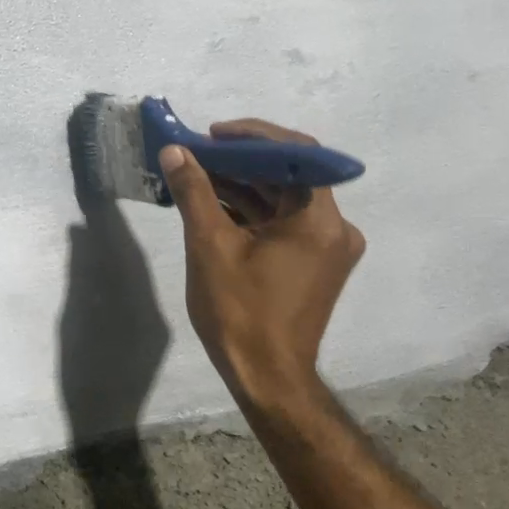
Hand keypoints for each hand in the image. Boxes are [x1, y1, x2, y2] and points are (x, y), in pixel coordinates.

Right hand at [160, 119, 365, 407]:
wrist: (266, 374)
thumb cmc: (239, 310)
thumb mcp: (209, 245)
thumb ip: (194, 192)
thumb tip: (175, 152)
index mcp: (319, 220)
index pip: (297, 153)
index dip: (253, 136)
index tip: (211, 133)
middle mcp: (334, 228)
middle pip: (289, 175)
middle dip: (240, 160)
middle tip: (193, 153)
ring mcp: (325, 248)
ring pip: (282, 199)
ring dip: (241, 184)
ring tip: (194, 174)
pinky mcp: (312, 263)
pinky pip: (281, 221)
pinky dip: (249, 210)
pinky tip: (210, 204)